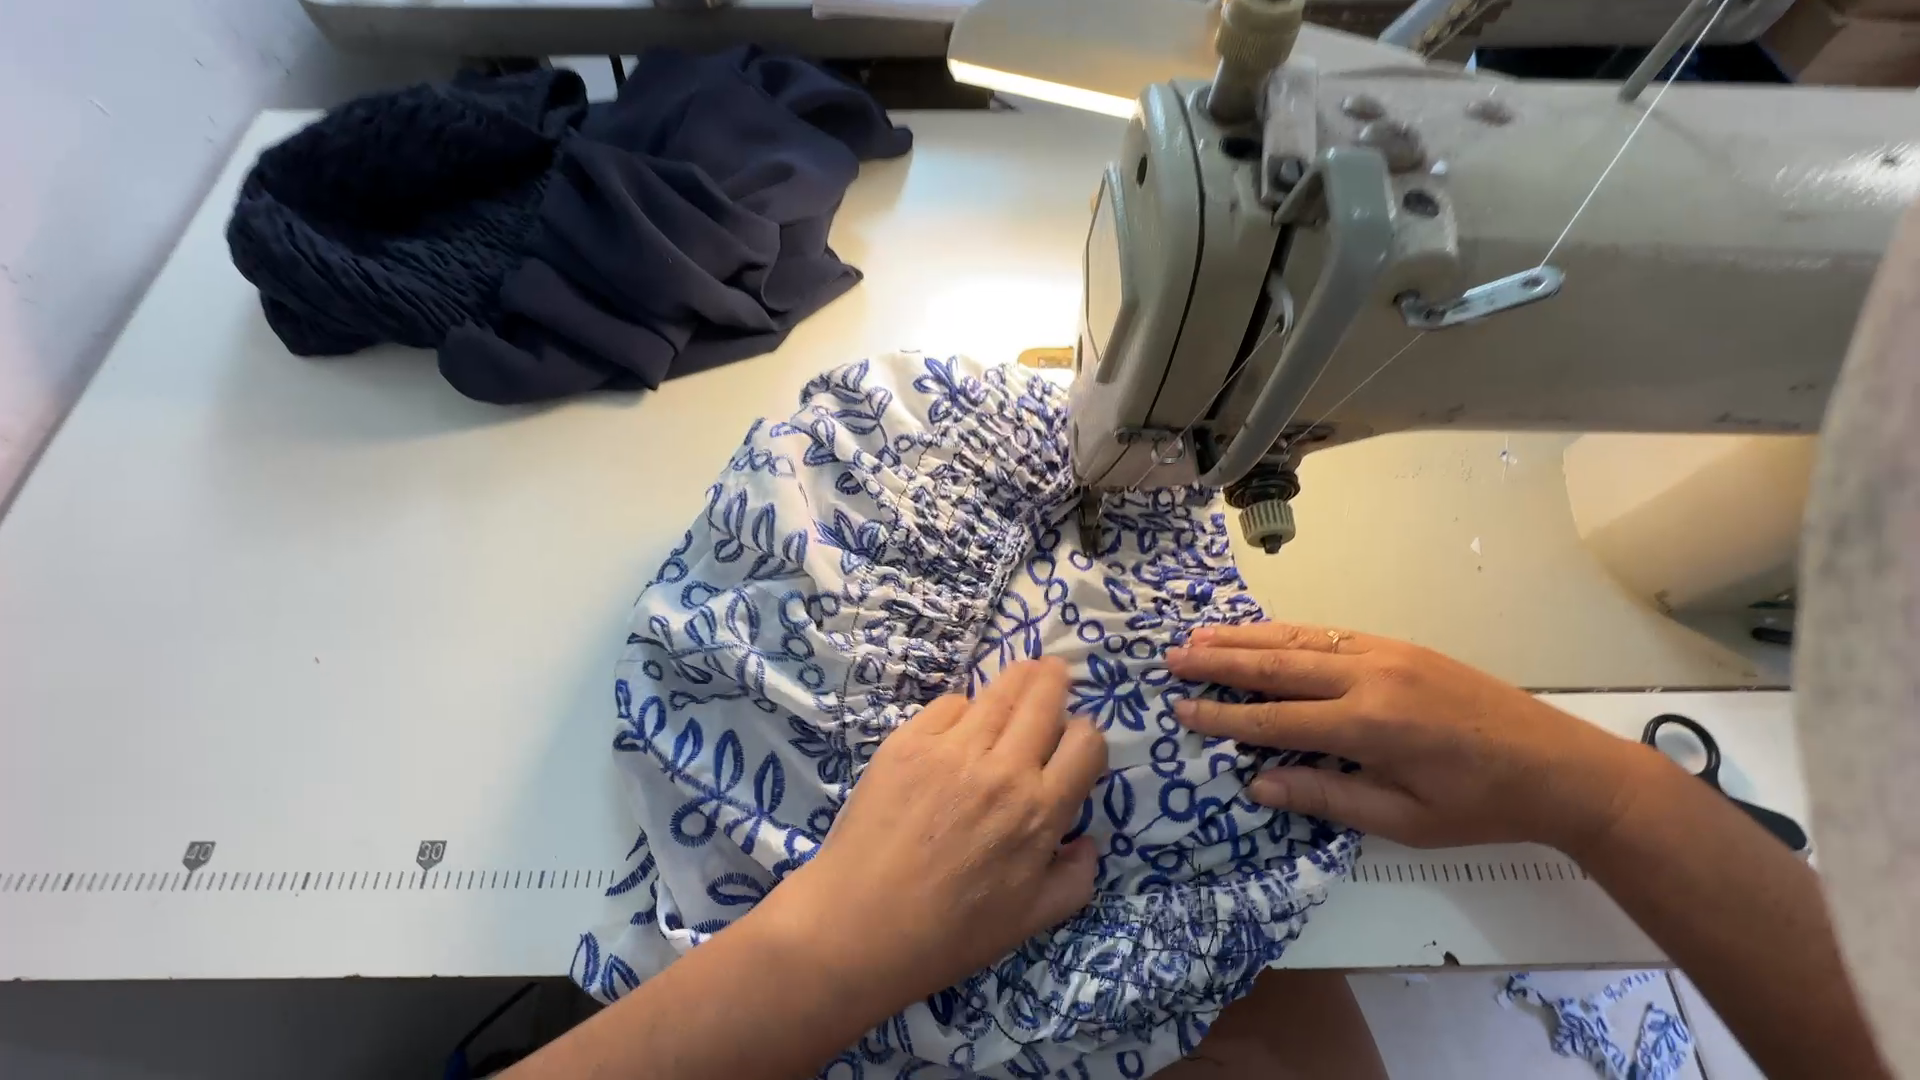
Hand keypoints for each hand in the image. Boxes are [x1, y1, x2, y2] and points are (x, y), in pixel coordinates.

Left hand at [757, 657, 1107, 1011]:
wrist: (859, 926)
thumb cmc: (949, 934)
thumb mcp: (1031, 921)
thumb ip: (1074, 880)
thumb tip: (1089, 841)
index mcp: (1038, 811)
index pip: (1085, 743)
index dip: (1088, 735)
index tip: (1076, 739)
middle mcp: (1002, 770)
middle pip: (1044, 699)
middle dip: (1056, 681)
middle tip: (1055, 672)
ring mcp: (951, 750)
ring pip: (998, 692)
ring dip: (1018, 678)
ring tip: (1024, 670)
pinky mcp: (908, 741)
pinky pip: (948, 705)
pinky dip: (963, 708)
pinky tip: (962, 721)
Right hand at [1166, 623, 1658, 853]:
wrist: (1561, 766)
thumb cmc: (1479, 805)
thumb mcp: (1404, 820)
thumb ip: (1326, 796)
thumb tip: (1257, 782)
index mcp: (1370, 727)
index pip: (1276, 720)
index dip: (1224, 718)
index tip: (1182, 711)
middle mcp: (1369, 678)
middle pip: (1277, 664)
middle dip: (1219, 662)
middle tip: (1172, 657)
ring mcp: (1384, 653)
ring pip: (1298, 638)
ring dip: (1244, 636)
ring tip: (1199, 635)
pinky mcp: (1397, 644)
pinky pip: (1327, 632)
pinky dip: (1285, 631)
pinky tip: (1259, 632)